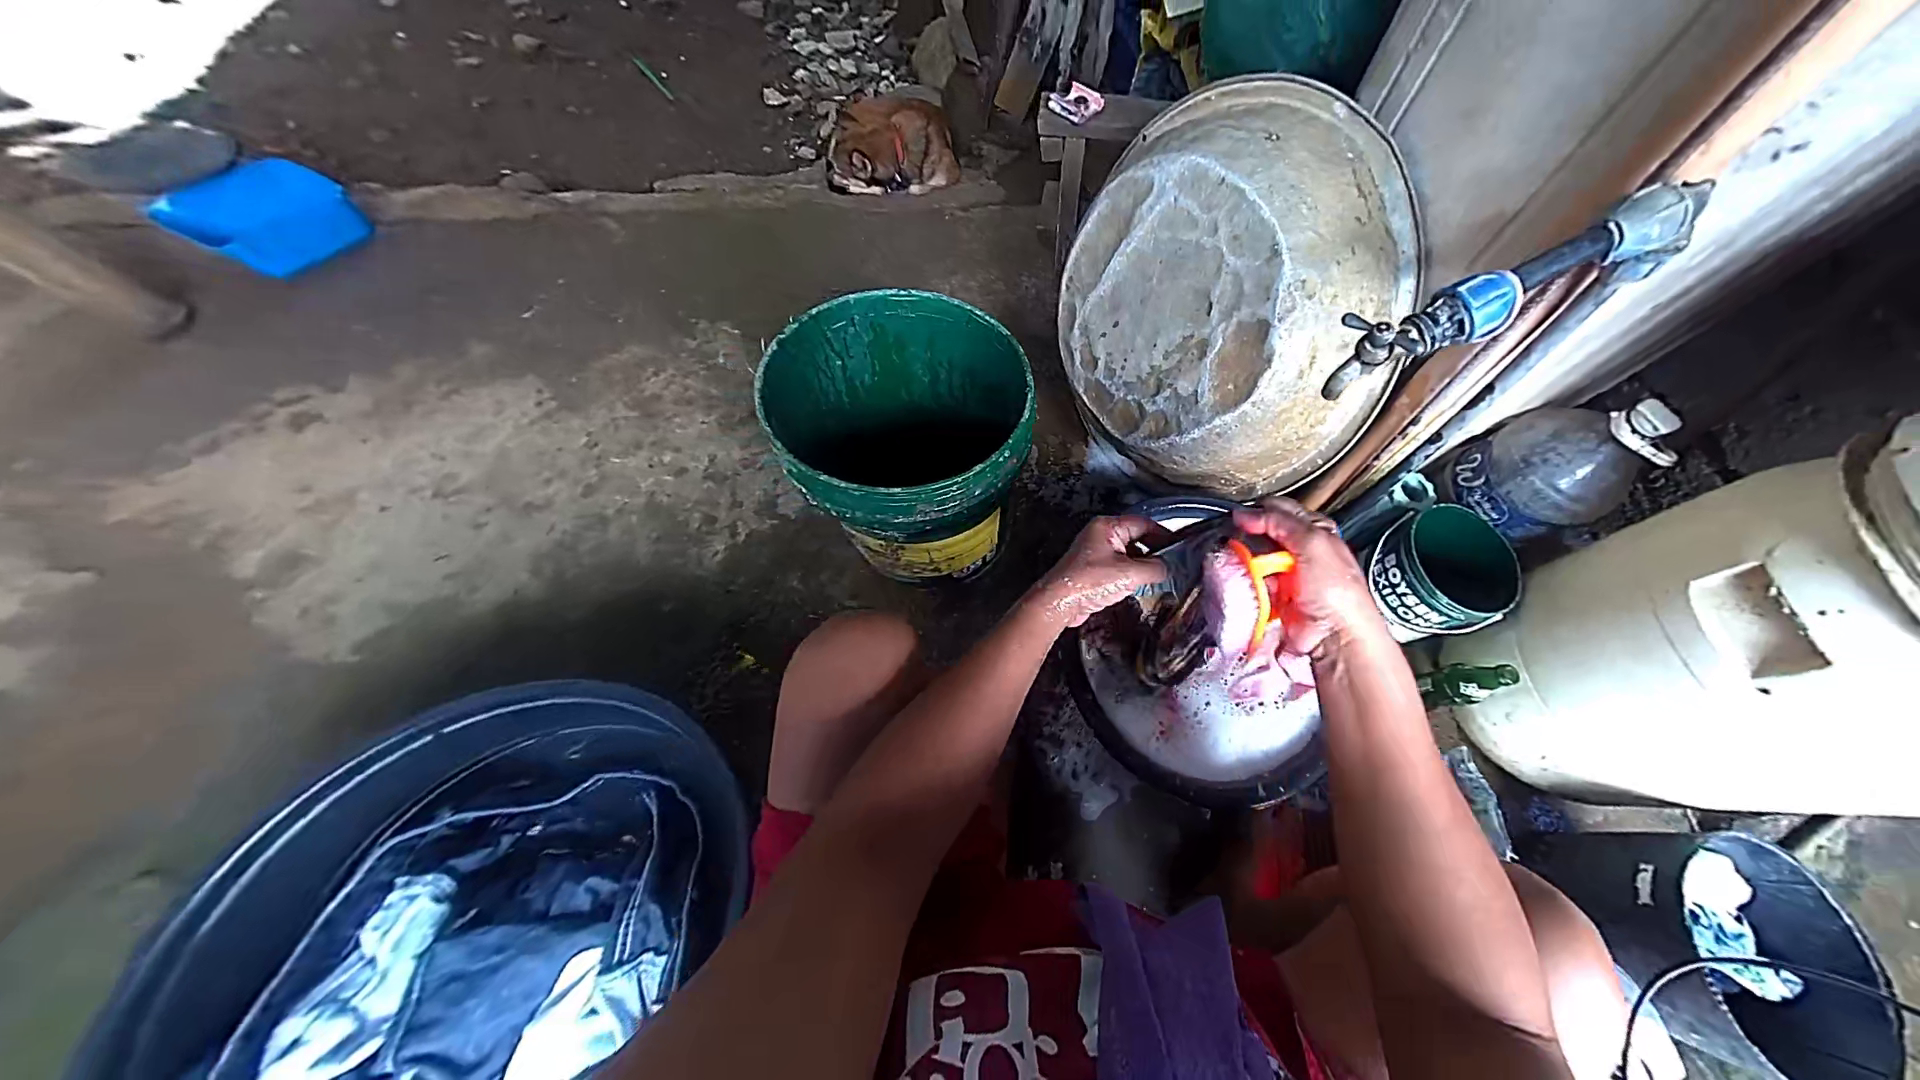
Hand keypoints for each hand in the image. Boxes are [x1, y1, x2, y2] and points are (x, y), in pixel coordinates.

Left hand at [1025, 516, 1169, 629]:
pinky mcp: (1093, 569)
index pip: (1144, 523)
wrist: (1060, 603)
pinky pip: (1119, 567)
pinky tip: (1139, 586)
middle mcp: (1100, 535)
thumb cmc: (1088, 582)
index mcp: (1107, 526)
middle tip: (1171, 565)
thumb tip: (1167, 568)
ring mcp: (1096, 552)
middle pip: (1137, 538)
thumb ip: (1155, 568)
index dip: (1164, 535)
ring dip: (1142, 565)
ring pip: (1129, 554)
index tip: (1180, 547)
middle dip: (1154, 552)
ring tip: (1157, 577)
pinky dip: (1131, 574)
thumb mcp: (1130, 574)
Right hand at [1232, 497, 1385, 656]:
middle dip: (1248, 536)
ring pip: (1253, 557)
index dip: (1260, 511)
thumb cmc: (1336, 591)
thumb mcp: (1312, 543)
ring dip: (1244, 560)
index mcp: (1315, 531)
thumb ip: (1279, 522)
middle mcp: (1299, 550)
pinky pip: (1250, 581)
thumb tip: (1244, 514)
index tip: (1240, 519)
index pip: (1280, 510)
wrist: (1334, 636)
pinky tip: (1245, 581)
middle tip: (1237, 540)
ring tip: (1241, 564)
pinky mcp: (1272, 594)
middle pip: (1262, 533)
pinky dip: (1244, 580)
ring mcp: (1285, 573)